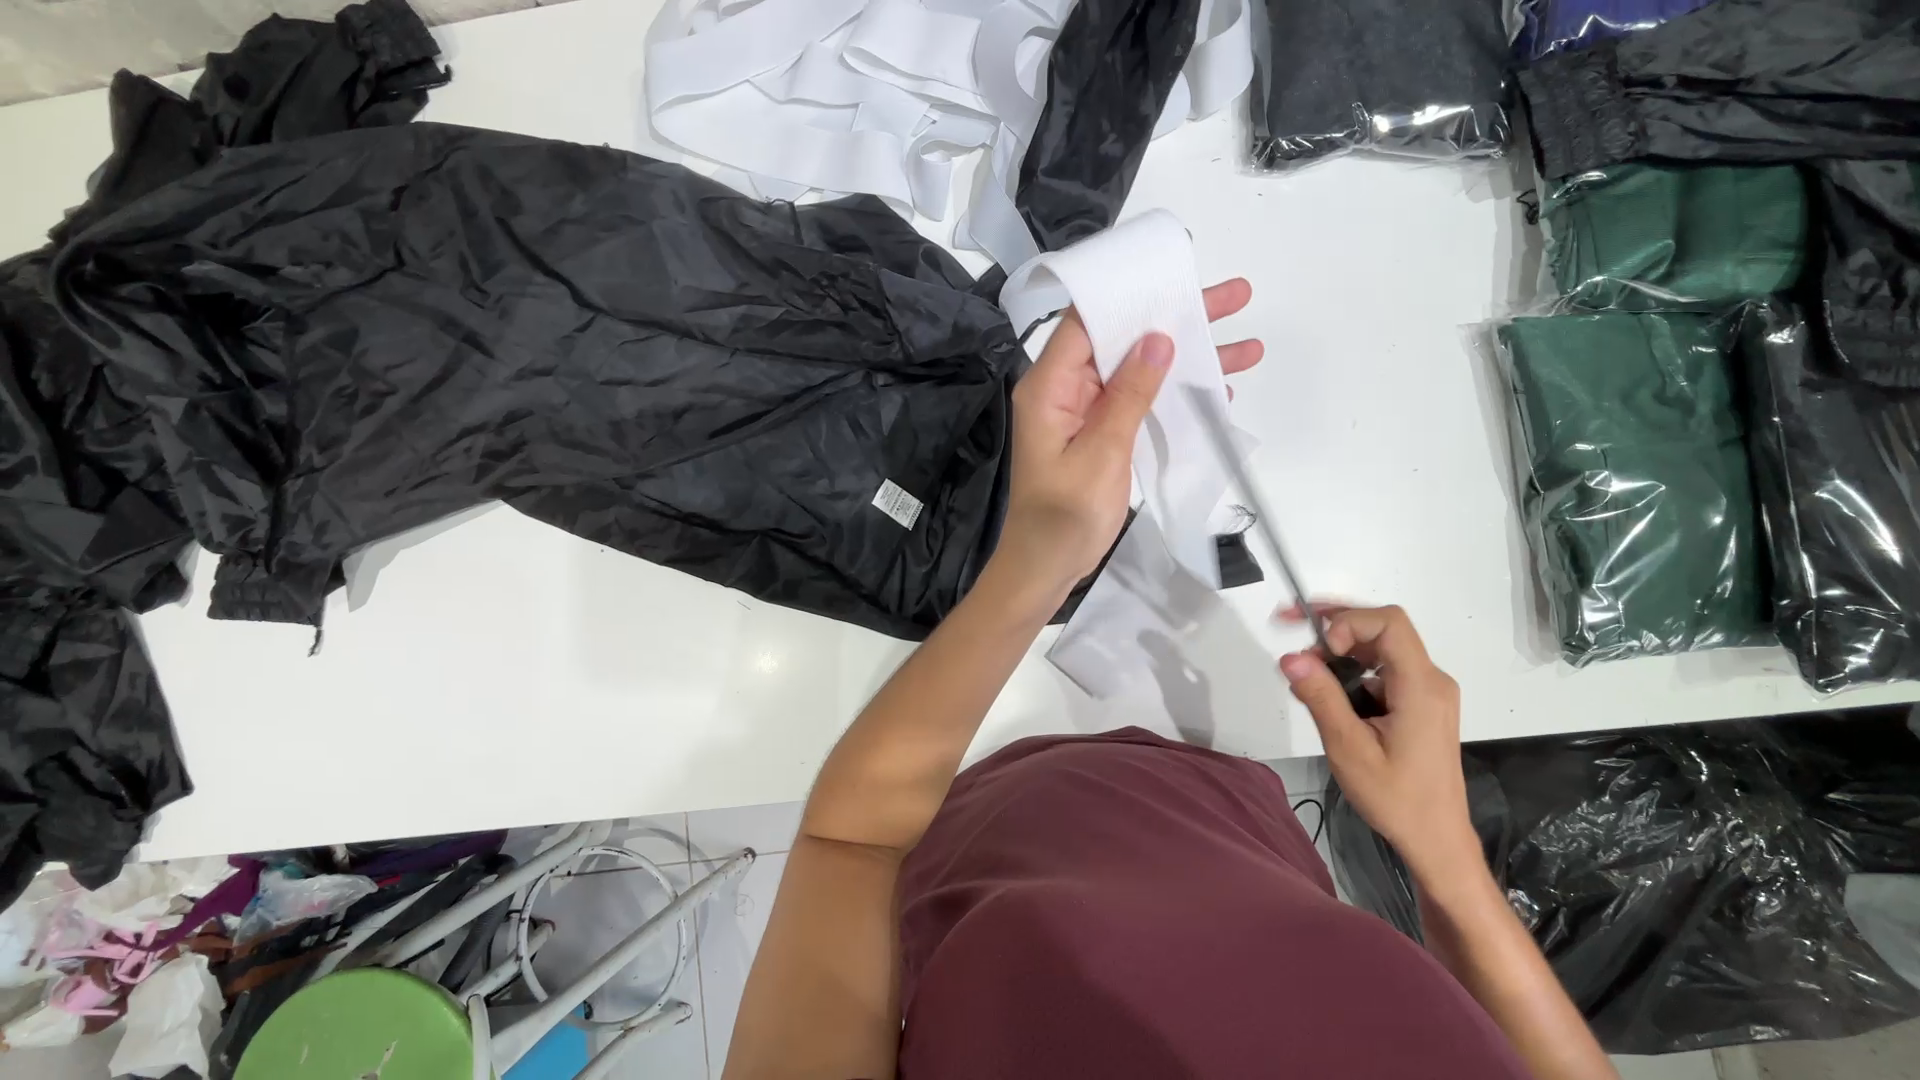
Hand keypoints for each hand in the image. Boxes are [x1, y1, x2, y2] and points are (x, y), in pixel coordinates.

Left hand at [991, 279, 1263, 591]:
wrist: (1047, 567)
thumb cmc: (1063, 516)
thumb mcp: (1099, 453)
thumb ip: (1129, 396)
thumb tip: (1157, 339)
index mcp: (1050, 386)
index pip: (1087, 322)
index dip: (1130, 295)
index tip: (1177, 275)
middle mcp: (1067, 390)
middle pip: (1123, 339)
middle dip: (1176, 319)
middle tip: (1235, 297)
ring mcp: (1087, 411)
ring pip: (1141, 371)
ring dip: (1190, 359)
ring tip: (1248, 345)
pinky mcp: (1104, 433)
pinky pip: (1142, 401)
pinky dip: (1177, 394)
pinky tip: (1220, 387)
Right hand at [1278, 604, 1483, 888]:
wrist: (1435, 839)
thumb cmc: (1395, 797)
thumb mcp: (1349, 748)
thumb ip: (1320, 697)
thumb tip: (1290, 656)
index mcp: (1421, 687)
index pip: (1388, 623)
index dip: (1348, 622)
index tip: (1317, 649)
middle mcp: (1430, 681)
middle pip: (1383, 629)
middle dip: (1335, 625)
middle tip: (1289, 626)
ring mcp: (1428, 693)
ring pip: (1380, 650)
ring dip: (1340, 652)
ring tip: (1304, 675)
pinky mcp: (1419, 706)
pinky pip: (1383, 672)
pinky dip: (1351, 673)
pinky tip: (1327, 698)